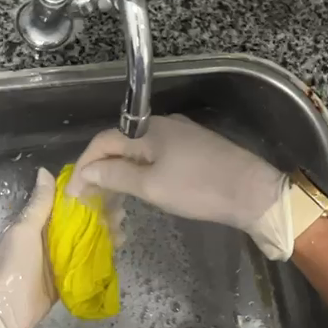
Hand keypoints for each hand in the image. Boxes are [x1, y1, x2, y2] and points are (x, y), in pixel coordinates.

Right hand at [70, 115, 297, 259]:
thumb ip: (115, 176)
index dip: (84, 166)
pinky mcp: (193, 150)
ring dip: (119, 175)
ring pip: (137, 153)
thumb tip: (87, 171)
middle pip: (119, 145)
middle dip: (100, 171)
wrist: (253, 193)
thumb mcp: (152, 186)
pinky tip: (139, 192)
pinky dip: (139, 174)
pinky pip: (155, 158)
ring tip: (111, 201)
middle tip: (89, 200)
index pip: (103, 142)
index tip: (74, 193)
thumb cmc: (200, 188)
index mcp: (148, 130)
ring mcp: (180, 137)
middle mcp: (162, 126)